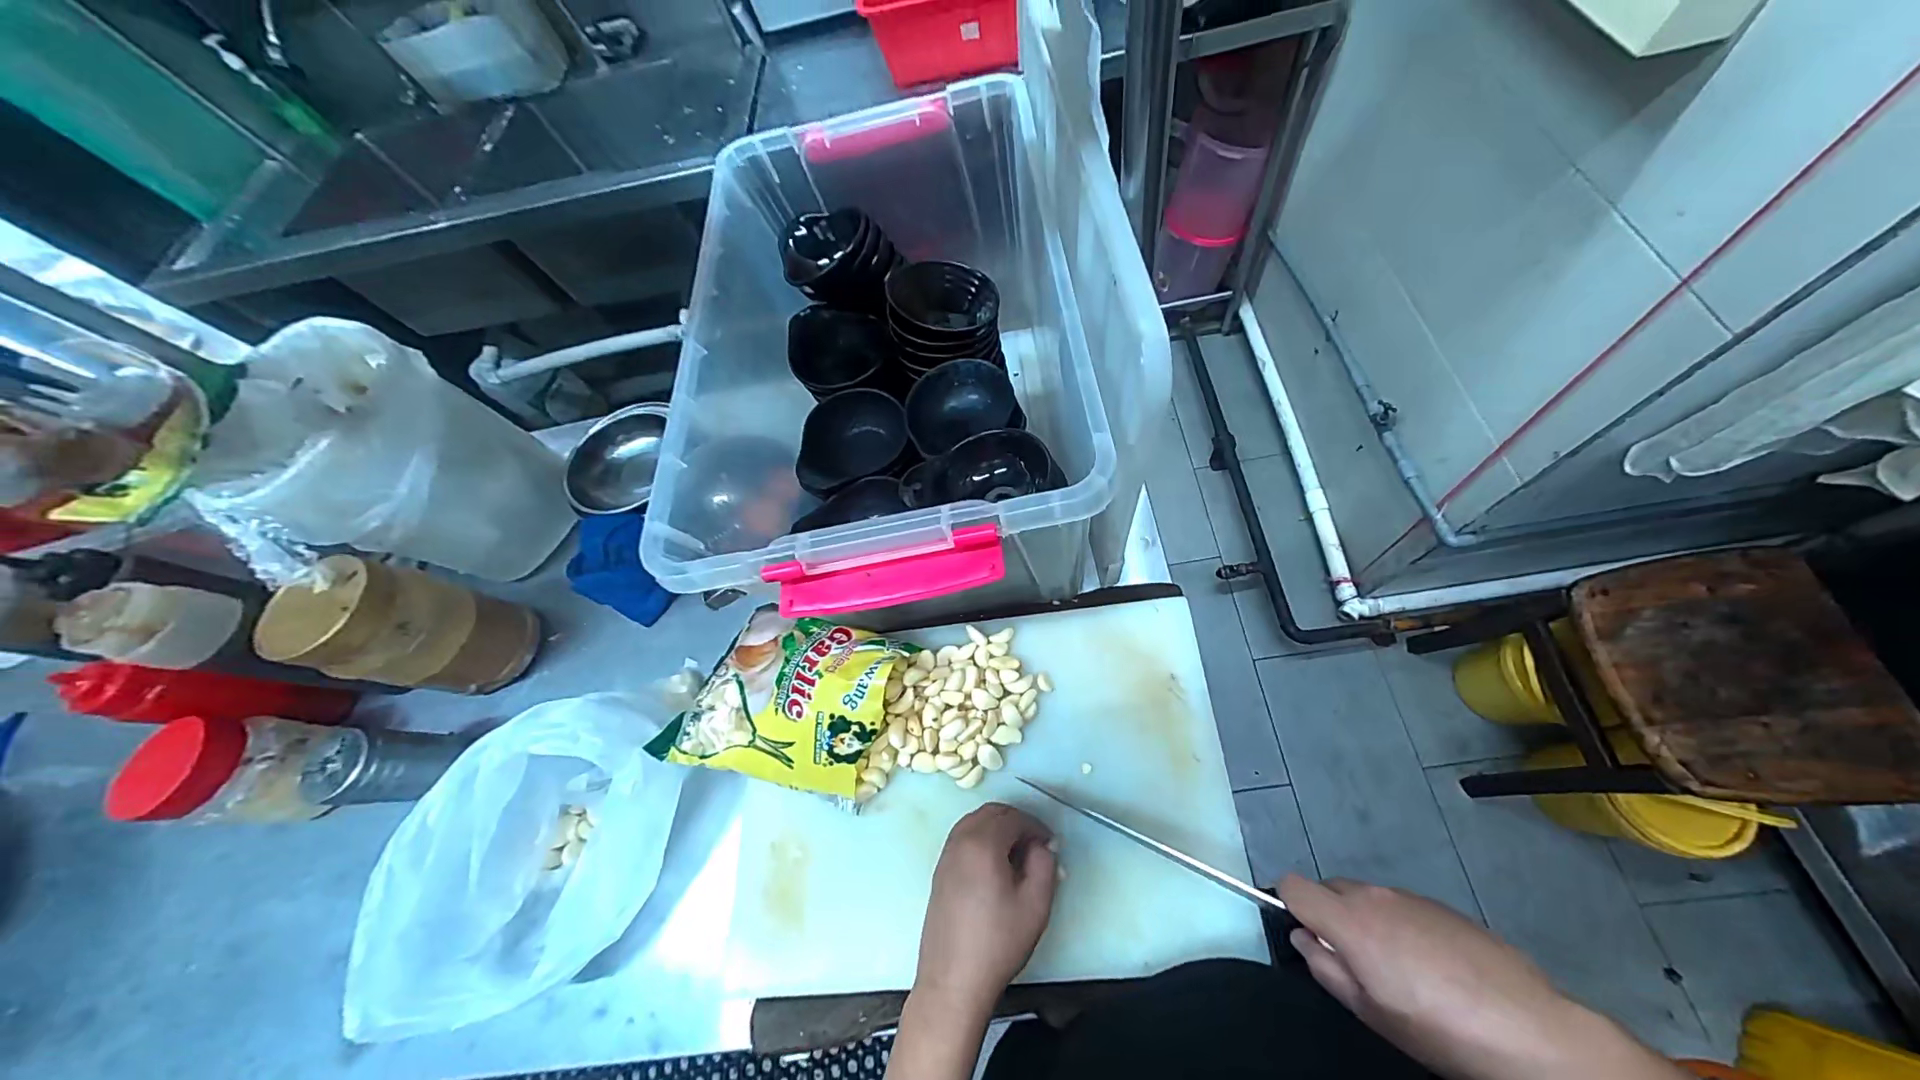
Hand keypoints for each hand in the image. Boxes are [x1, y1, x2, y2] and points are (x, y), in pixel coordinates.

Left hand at [914, 803, 1057, 1010]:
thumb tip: (1042, 845)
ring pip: (974, 822)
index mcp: (982, 843)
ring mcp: (945, 855)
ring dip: (997, 828)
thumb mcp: (1036, 904)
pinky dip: (981, 839)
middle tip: (1035, 846)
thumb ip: (1044, 864)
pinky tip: (994, 867)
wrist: (953, 979)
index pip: (1013, 817)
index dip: (1036, 826)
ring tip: (1016, 856)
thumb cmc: (998, 941)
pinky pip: (962, 838)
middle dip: (1016, 821)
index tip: (1050, 845)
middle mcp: (959, 841)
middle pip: (990, 812)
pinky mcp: (939, 871)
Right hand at [1278, 876, 1687, 1079]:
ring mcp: (1412, 898)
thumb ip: (1325, 968)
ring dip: (1367, 920)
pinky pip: (1404, 906)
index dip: (1290, 906)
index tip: (1307, 936)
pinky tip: (1435, 968)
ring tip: (1401, 969)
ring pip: (1369, 897)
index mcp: (1348, 920)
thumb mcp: (1370, 1012)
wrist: (1533, 1031)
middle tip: (1354, 961)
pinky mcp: (1445, 907)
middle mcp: (1374, 896)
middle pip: (1330, 887)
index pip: (1293, 885)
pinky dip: (1402, 925)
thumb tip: (1305, 940)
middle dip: (1329, 914)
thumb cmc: (1438, 1029)